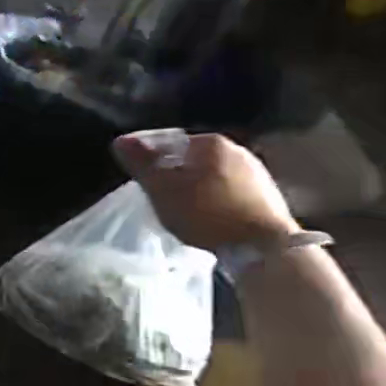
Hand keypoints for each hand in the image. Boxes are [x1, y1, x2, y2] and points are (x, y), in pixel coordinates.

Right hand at [113, 130, 299, 251]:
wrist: (262, 246)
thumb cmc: (204, 212)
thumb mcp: (161, 187)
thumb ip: (140, 162)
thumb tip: (121, 139)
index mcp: (210, 143)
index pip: (165, 141)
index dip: (145, 157)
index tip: (134, 175)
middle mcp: (237, 150)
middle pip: (188, 157)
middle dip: (168, 170)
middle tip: (151, 190)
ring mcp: (255, 172)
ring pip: (207, 173)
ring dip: (188, 184)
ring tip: (173, 204)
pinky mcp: (264, 194)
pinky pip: (223, 188)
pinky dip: (207, 196)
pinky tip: (200, 212)